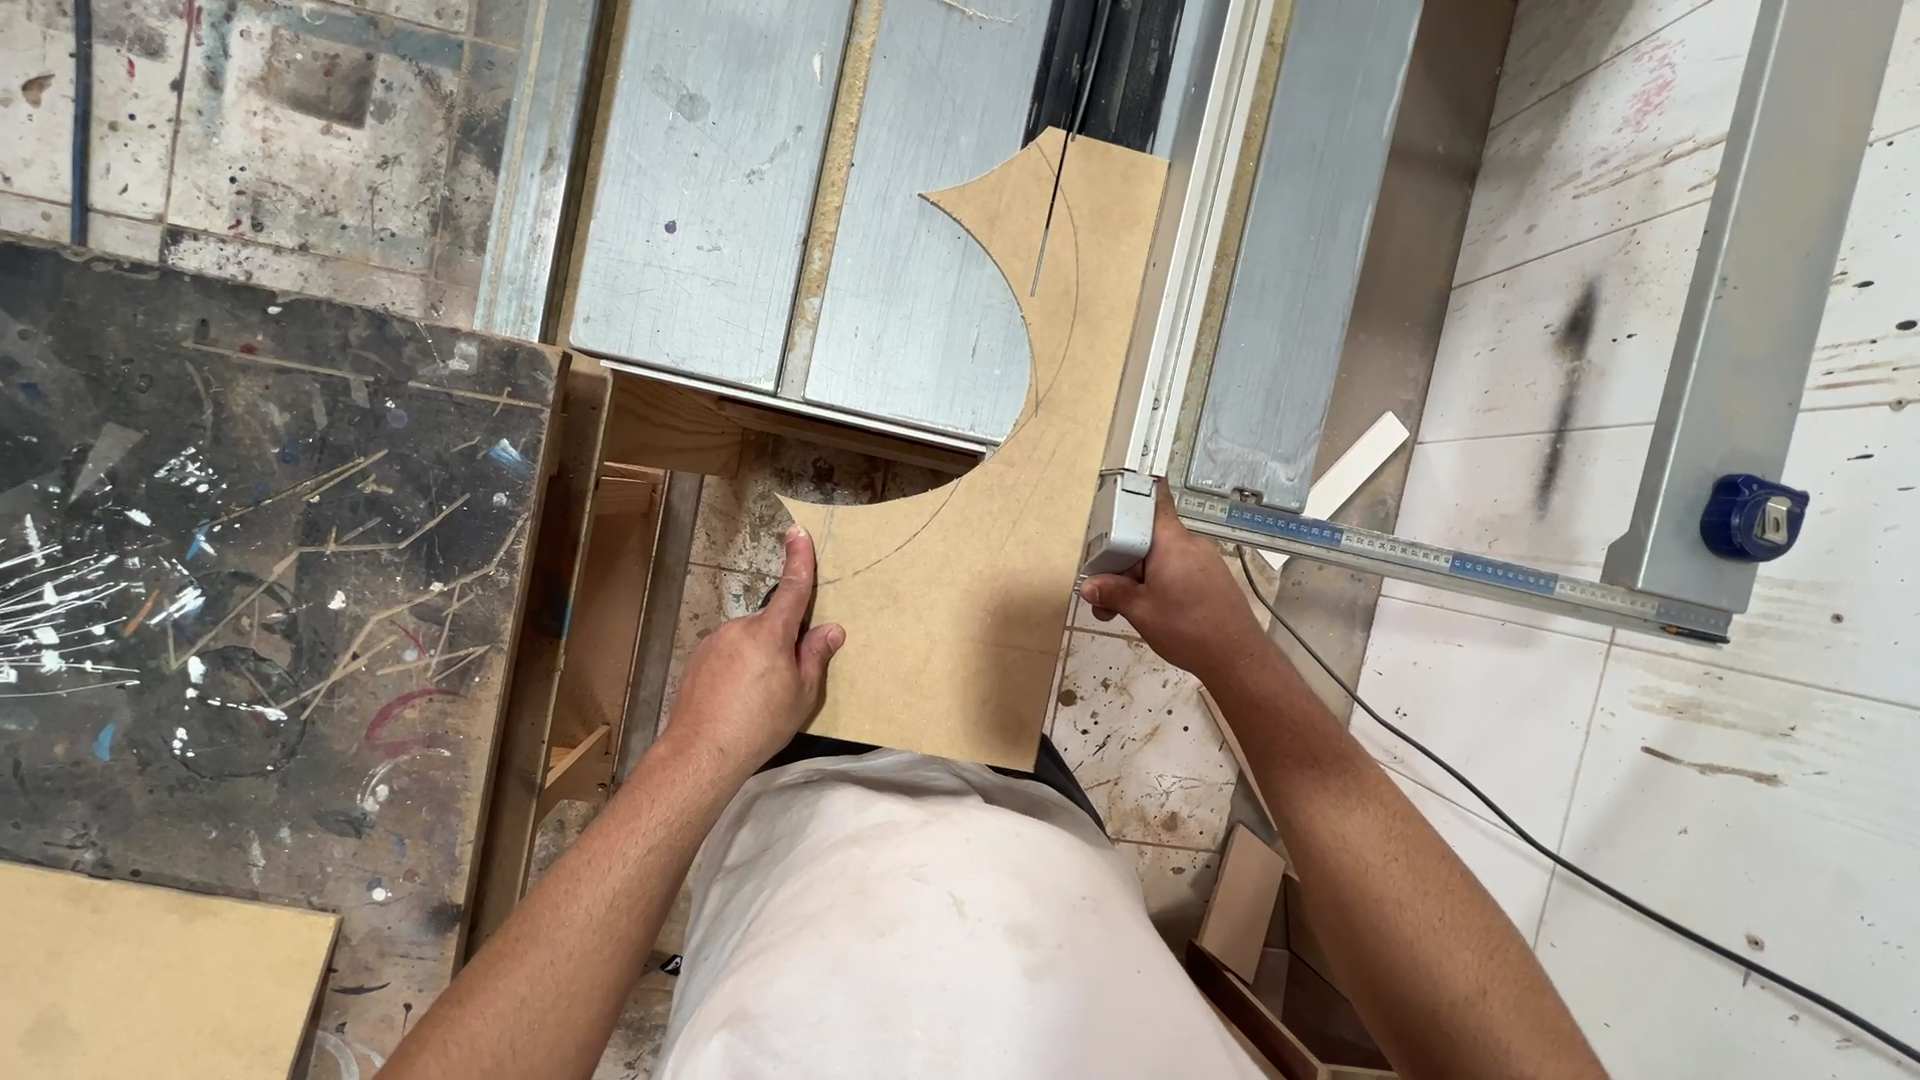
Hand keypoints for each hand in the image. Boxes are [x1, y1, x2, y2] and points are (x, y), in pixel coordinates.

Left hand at [663, 525, 844, 772]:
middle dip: (781, 642)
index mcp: (770, 632)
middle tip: (785, 681)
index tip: (798, 533)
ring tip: (756, 698)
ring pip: (748, 639)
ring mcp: (715, 641)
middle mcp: (740, 627)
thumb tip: (831, 629)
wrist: (701, 752)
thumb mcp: (802, 694)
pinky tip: (735, 698)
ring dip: (757, 657)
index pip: (792, 588)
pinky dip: (737, 667)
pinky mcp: (698, 658)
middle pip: (770, 623)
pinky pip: (728, 653)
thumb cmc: (760, 724)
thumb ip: (815, 656)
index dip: (799, 559)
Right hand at [1080, 480, 1269, 685]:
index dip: (1136, 490)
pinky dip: (1156, 584)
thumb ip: (1113, 593)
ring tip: (1120, 610)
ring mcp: (1203, 561)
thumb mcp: (1140, 612)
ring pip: (1160, 558)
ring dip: (1137, 578)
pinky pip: (1175, 570)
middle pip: (1147, 538)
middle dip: (1122, 562)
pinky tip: (1146, 610)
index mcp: (1172, 542)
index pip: (1155, 501)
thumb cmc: (1188, 629)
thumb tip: (1089, 586)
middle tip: (1103, 592)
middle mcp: (1190, 544)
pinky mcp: (1210, 578)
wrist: (1236, 658)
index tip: (1117, 485)